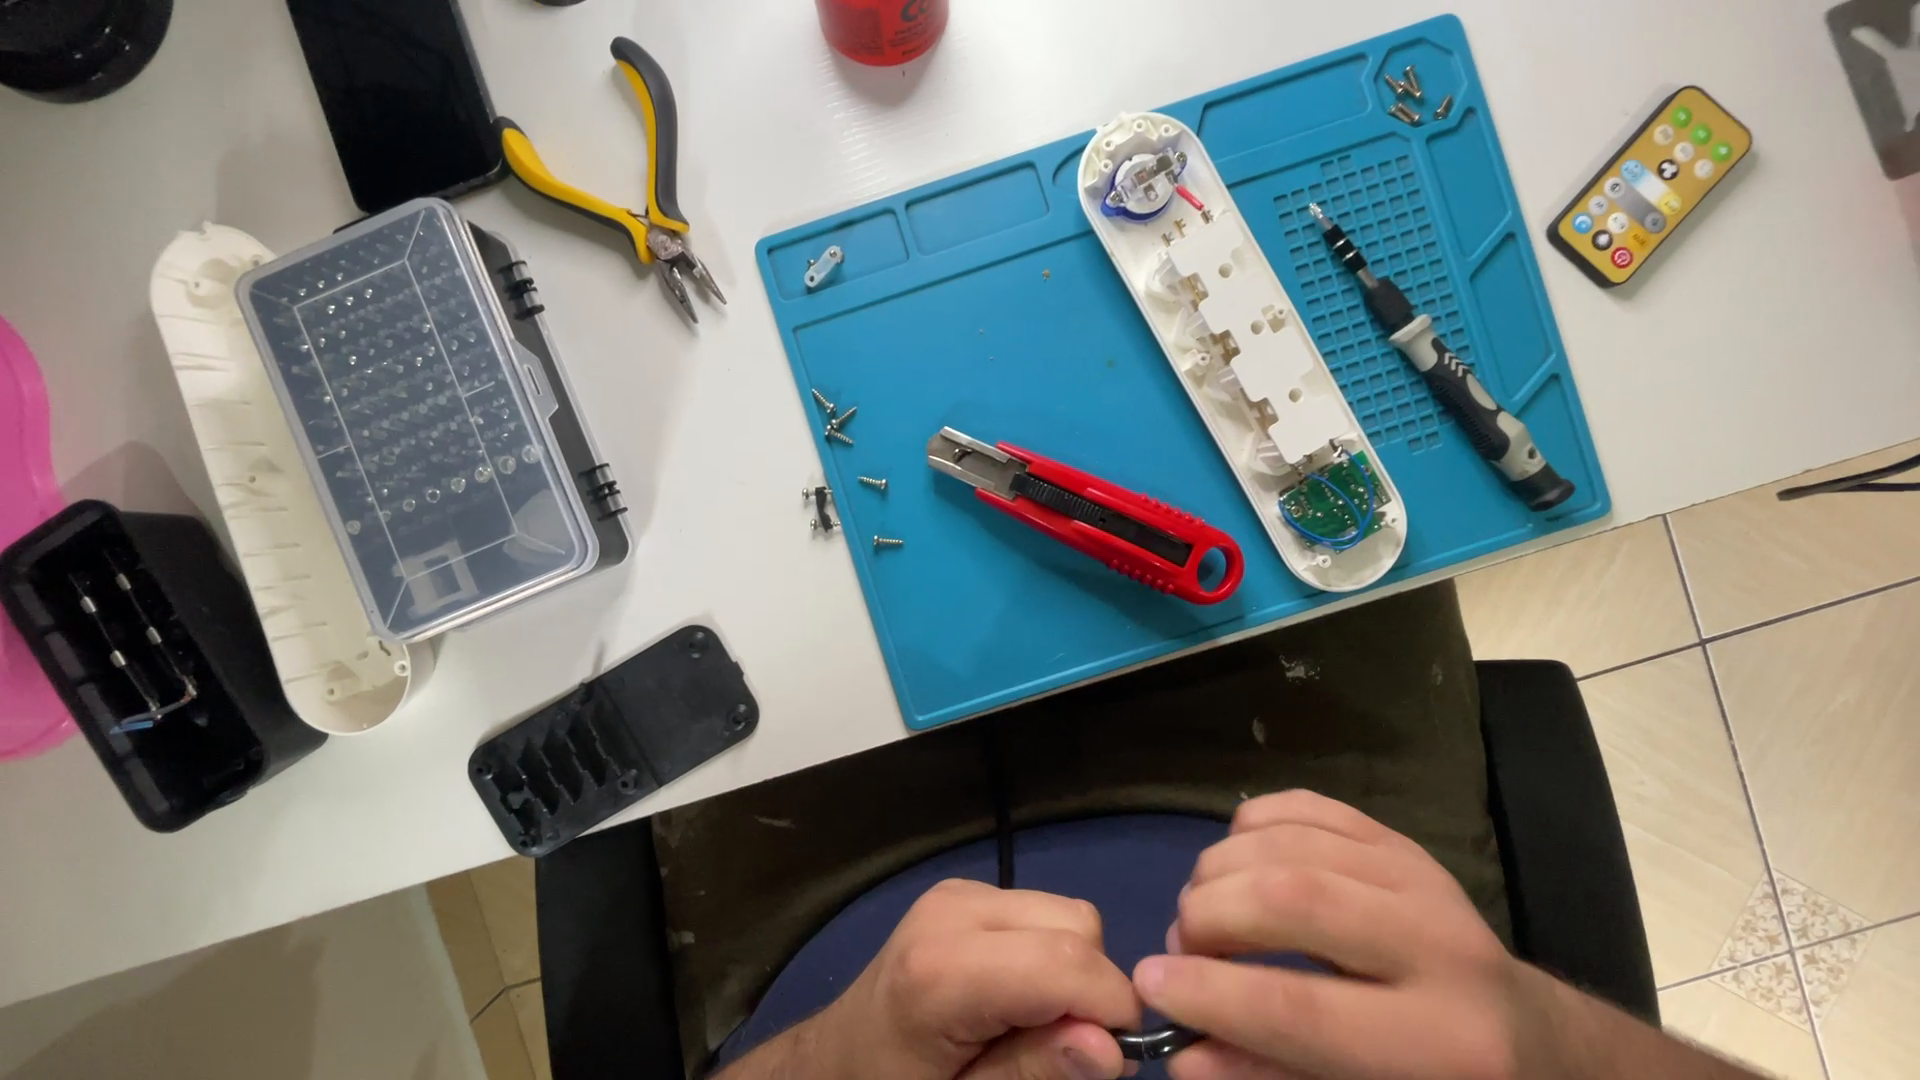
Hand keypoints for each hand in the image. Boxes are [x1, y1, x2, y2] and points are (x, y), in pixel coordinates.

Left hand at [812, 878, 1141, 1079]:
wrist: (836, 1061)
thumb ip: (1033, 1072)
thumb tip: (1111, 1048)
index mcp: (943, 968)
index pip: (1065, 961)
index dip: (1112, 1009)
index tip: (1116, 1061)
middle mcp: (953, 909)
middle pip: (1075, 926)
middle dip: (1093, 989)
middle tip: (1067, 1051)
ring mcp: (957, 892)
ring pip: (1066, 913)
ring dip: (1073, 970)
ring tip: (1034, 1024)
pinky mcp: (961, 891)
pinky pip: (1041, 911)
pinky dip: (1049, 952)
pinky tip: (1015, 993)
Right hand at [1132, 791, 1555, 1079]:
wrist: (1526, 1034)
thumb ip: (1269, 1075)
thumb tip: (1182, 1054)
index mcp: (1444, 1041)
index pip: (1301, 1009)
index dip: (1210, 994)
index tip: (1150, 983)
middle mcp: (1437, 942)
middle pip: (1290, 898)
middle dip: (1208, 916)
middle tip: (1182, 945)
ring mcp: (1416, 873)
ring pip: (1285, 843)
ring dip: (1216, 872)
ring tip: (1204, 914)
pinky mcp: (1394, 836)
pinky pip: (1297, 807)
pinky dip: (1245, 829)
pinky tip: (1238, 867)